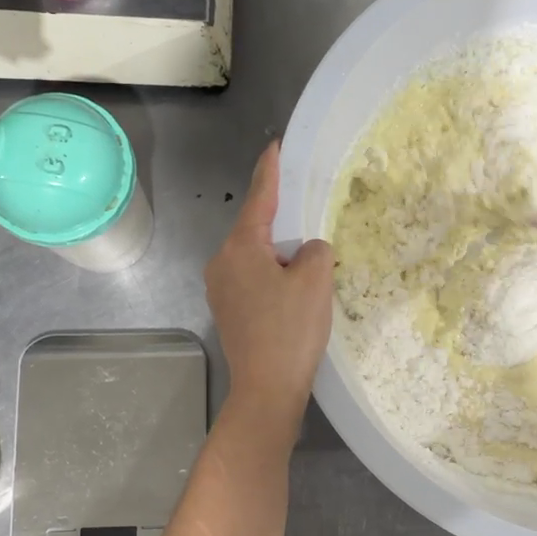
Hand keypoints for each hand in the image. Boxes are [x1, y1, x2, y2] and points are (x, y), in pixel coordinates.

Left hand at [206, 143, 334, 427]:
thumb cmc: (290, 330)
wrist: (267, 390)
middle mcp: (222, 262)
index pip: (260, 198)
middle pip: (256, 230)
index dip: (271, 170)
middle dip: (282, 223)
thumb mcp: (315, 280)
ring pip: (256, 257)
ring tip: (308, 266)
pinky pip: (254, 280)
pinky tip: (294, 293)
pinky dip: (274, 278)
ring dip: (280, 256)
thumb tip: (304, 253)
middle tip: (310, 215)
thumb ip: (313, 251)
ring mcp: (221, 289)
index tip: (275, 145)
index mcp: (241, 247)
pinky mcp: (229, 312)